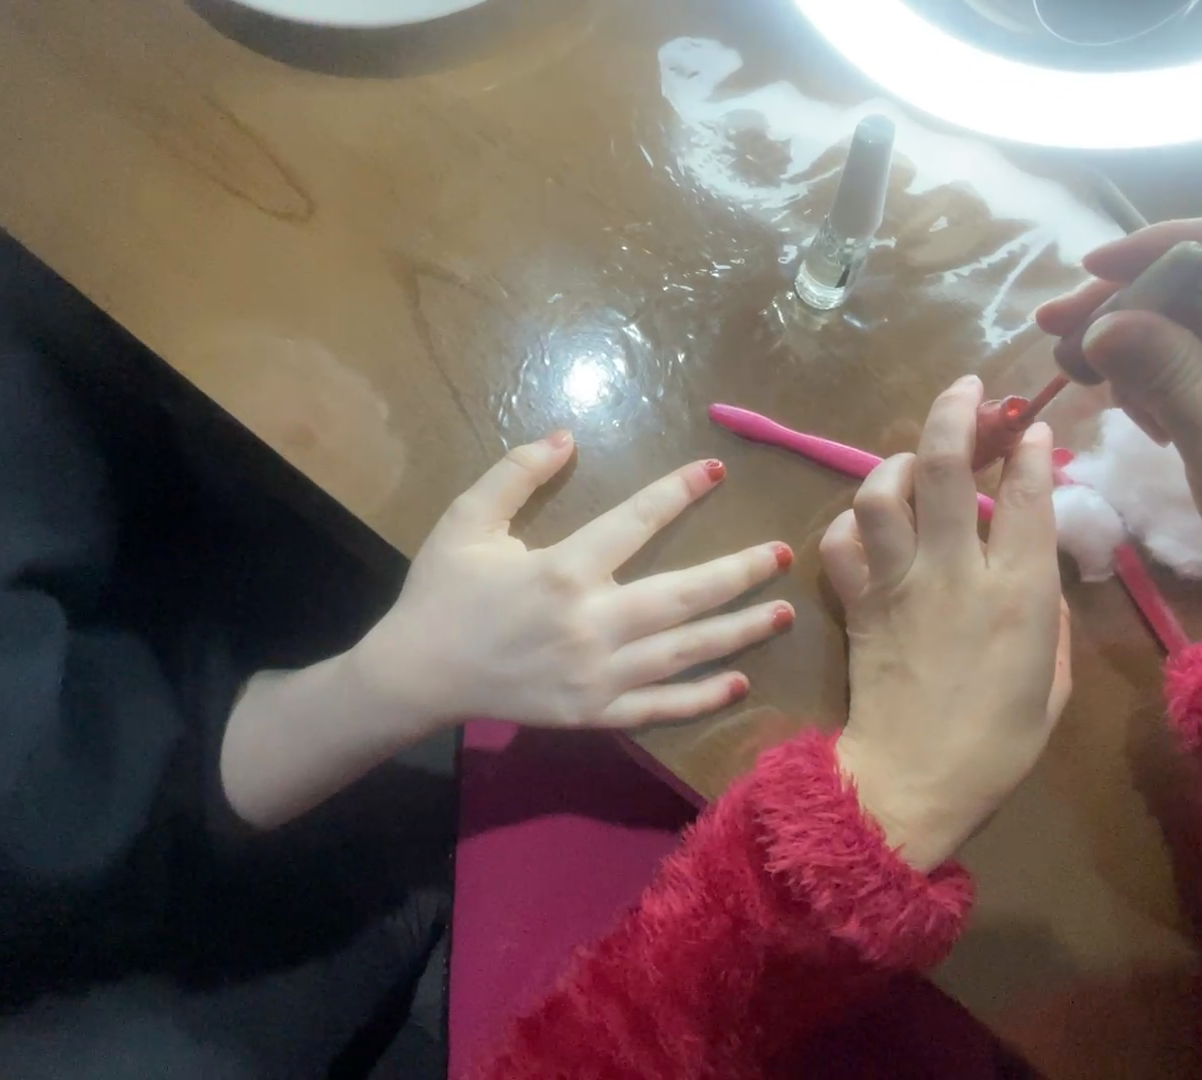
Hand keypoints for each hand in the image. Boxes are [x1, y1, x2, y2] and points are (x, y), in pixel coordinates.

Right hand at [358, 431, 792, 729]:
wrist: (417, 675)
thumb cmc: (444, 593)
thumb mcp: (466, 521)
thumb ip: (514, 474)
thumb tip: (566, 436)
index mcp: (562, 570)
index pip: (636, 521)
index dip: (678, 491)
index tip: (715, 471)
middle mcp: (591, 623)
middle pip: (683, 593)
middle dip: (739, 572)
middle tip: (784, 555)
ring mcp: (598, 675)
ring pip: (684, 651)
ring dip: (738, 630)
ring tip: (784, 612)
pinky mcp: (595, 713)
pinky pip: (658, 707)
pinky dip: (701, 699)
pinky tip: (740, 683)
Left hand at [823, 377, 1069, 872]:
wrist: (913, 779)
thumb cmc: (998, 742)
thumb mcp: (1054, 680)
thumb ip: (1049, 613)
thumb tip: (1032, 565)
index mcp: (1019, 594)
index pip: (1028, 495)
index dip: (1029, 447)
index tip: (1031, 423)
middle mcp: (955, 572)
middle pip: (948, 468)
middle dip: (955, 413)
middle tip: (964, 387)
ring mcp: (897, 582)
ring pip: (882, 492)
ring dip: (896, 461)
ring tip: (912, 459)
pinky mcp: (856, 600)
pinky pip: (839, 542)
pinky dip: (849, 523)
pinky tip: (868, 524)